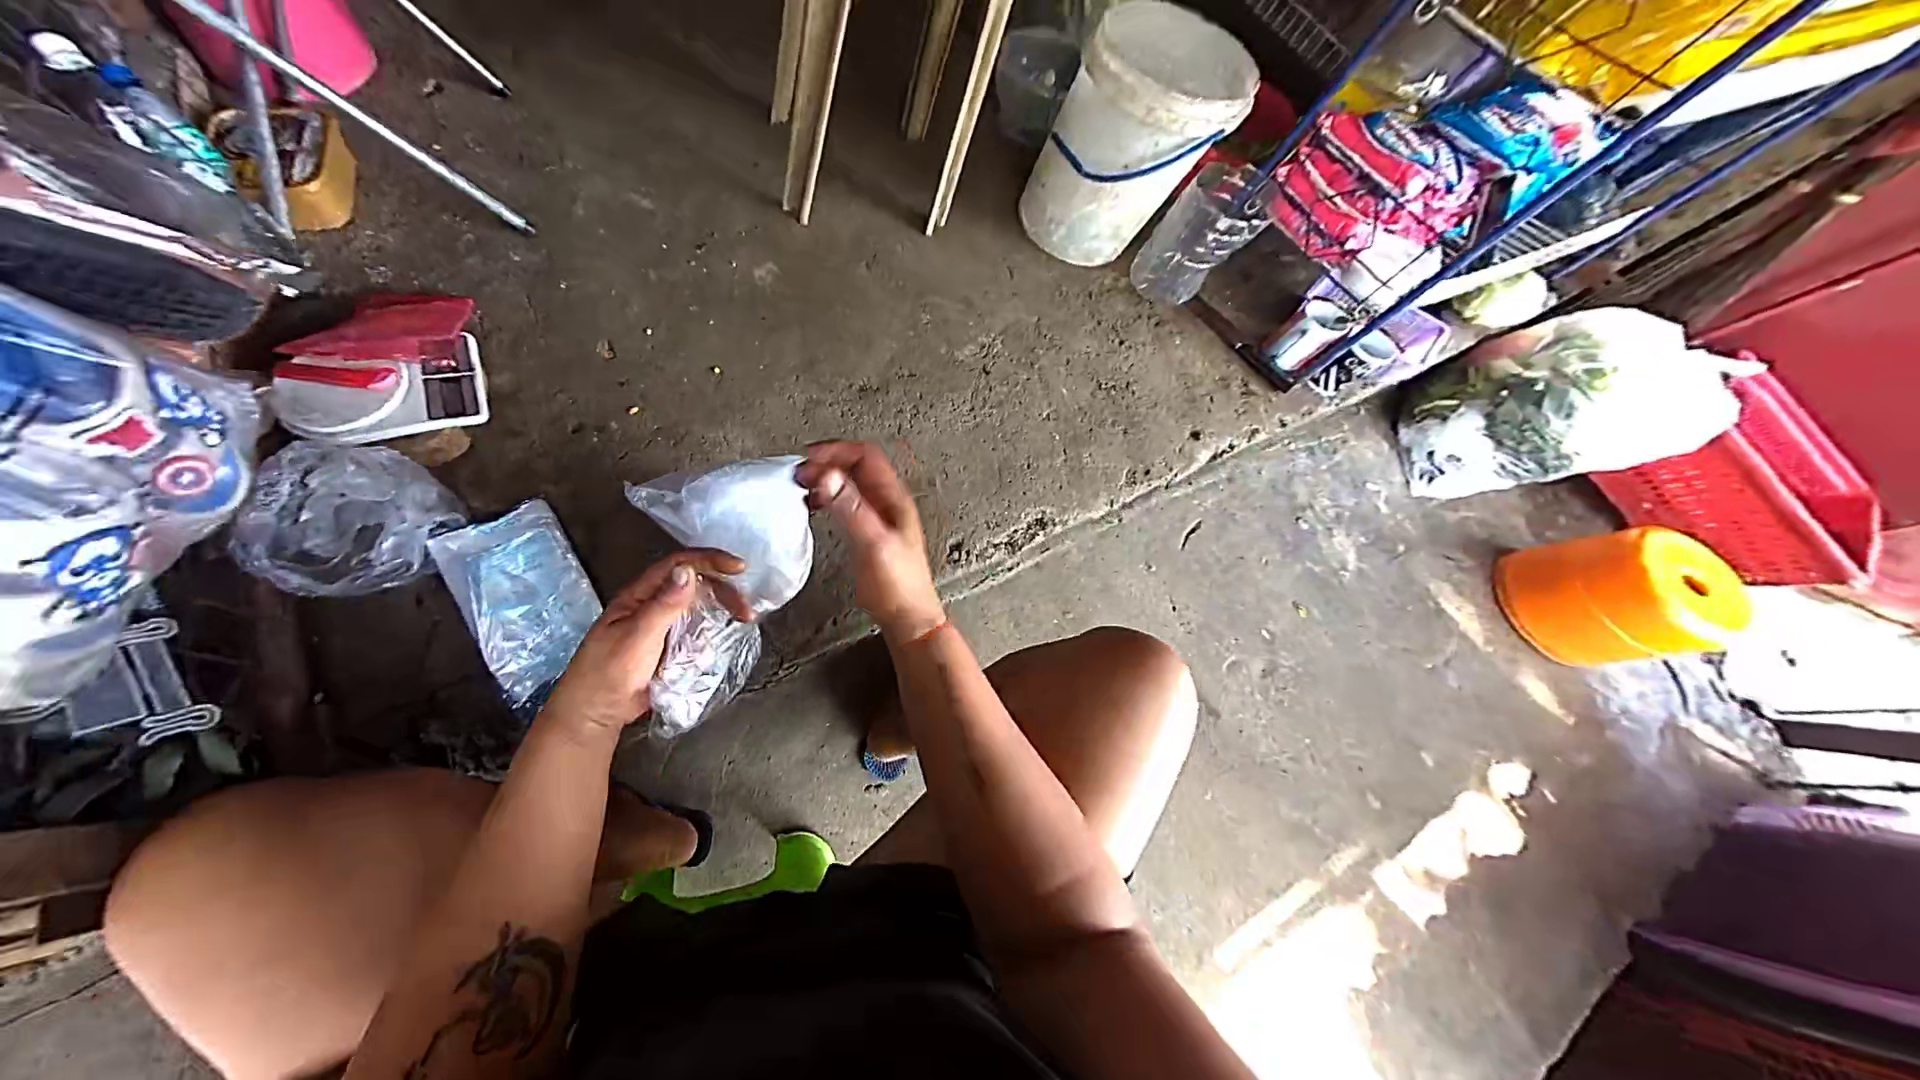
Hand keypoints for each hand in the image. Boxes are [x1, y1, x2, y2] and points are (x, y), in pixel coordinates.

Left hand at [543, 549, 753, 731]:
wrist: (595, 714)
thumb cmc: (608, 673)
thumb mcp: (637, 636)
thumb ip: (664, 605)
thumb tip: (689, 571)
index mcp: (640, 595)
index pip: (679, 565)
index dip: (710, 561)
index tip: (739, 569)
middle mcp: (653, 604)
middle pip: (695, 585)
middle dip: (723, 591)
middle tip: (745, 609)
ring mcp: (661, 626)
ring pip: (698, 609)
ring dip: (721, 613)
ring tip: (740, 623)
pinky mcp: (669, 646)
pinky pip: (696, 632)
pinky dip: (711, 635)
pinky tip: (718, 644)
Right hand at [797, 441, 944, 644]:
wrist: (907, 617)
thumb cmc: (899, 585)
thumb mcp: (873, 542)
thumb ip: (850, 509)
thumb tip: (828, 477)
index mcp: (893, 499)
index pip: (866, 456)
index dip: (837, 451)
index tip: (810, 458)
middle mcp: (886, 503)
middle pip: (855, 466)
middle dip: (827, 462)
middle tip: (801, 472)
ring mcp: (877, 517)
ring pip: (849, 484)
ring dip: (826, 479)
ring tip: (802, 485)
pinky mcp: (866, 532)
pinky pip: (845, 503)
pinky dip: (827, 498)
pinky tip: (814, 506)